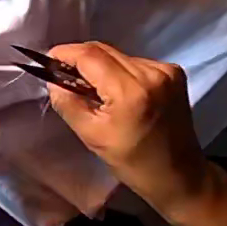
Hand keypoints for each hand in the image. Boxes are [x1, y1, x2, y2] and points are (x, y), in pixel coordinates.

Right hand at [45, 42, 226, 218]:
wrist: (179, 175)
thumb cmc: (133, 162)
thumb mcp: (91, 135)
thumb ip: (68, 103)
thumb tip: (52, 79)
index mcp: (130, 91)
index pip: (90, 56)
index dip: (65, 53)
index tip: (47, 60)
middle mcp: (151, 72)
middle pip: (104, 50)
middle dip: (79, 59)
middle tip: (62, 75)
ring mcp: (166, 70)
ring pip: (118, 56)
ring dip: (99, 66)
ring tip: (90, 89)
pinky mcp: (173, 72)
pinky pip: (134, 62)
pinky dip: (118, 72)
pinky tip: (116, 91)